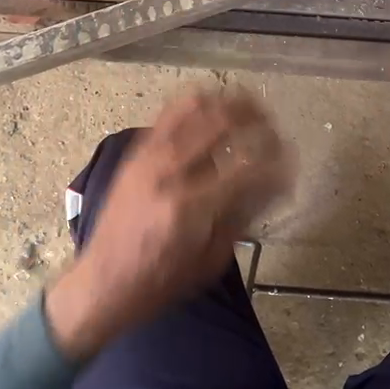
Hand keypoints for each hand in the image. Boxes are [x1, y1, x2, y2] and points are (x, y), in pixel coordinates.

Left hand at [44, 90, 294, 360]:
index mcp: (190, 207)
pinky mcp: (138, 150)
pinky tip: (217, 108)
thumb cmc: (158, 283)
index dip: (278, 163)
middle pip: (226, 121)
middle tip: (274, 130)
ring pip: (200, 104)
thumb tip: (275, 182)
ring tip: (251, 111)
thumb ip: (242, 216)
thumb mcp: (210, 260)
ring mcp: (150, 156)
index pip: (249, 167)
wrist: (98, 286)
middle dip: (260, 121)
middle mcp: (170, 172)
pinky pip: (172, 109)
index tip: (291, 165)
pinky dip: (201, 102)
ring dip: (232, 102)